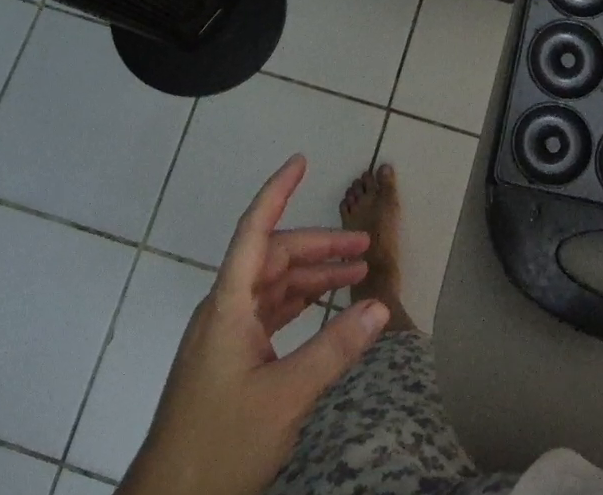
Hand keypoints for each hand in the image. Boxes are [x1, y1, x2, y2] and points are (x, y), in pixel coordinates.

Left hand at [120, 155, 389, 494]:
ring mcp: (225, 334)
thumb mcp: (287, 395)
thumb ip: (335, 348)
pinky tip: (326, 306)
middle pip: (273, 258)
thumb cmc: (222, 441)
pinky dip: (301, 303)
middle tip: (364, 245)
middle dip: (319, 245)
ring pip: (274, 286)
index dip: (277, 193)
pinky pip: (269, 312)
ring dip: (313, 275)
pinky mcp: (230, 357)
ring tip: (358, 270)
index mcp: (229, 305)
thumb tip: (380, 305)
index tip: (300, 162)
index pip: (254, 232)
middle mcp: (225, 309)